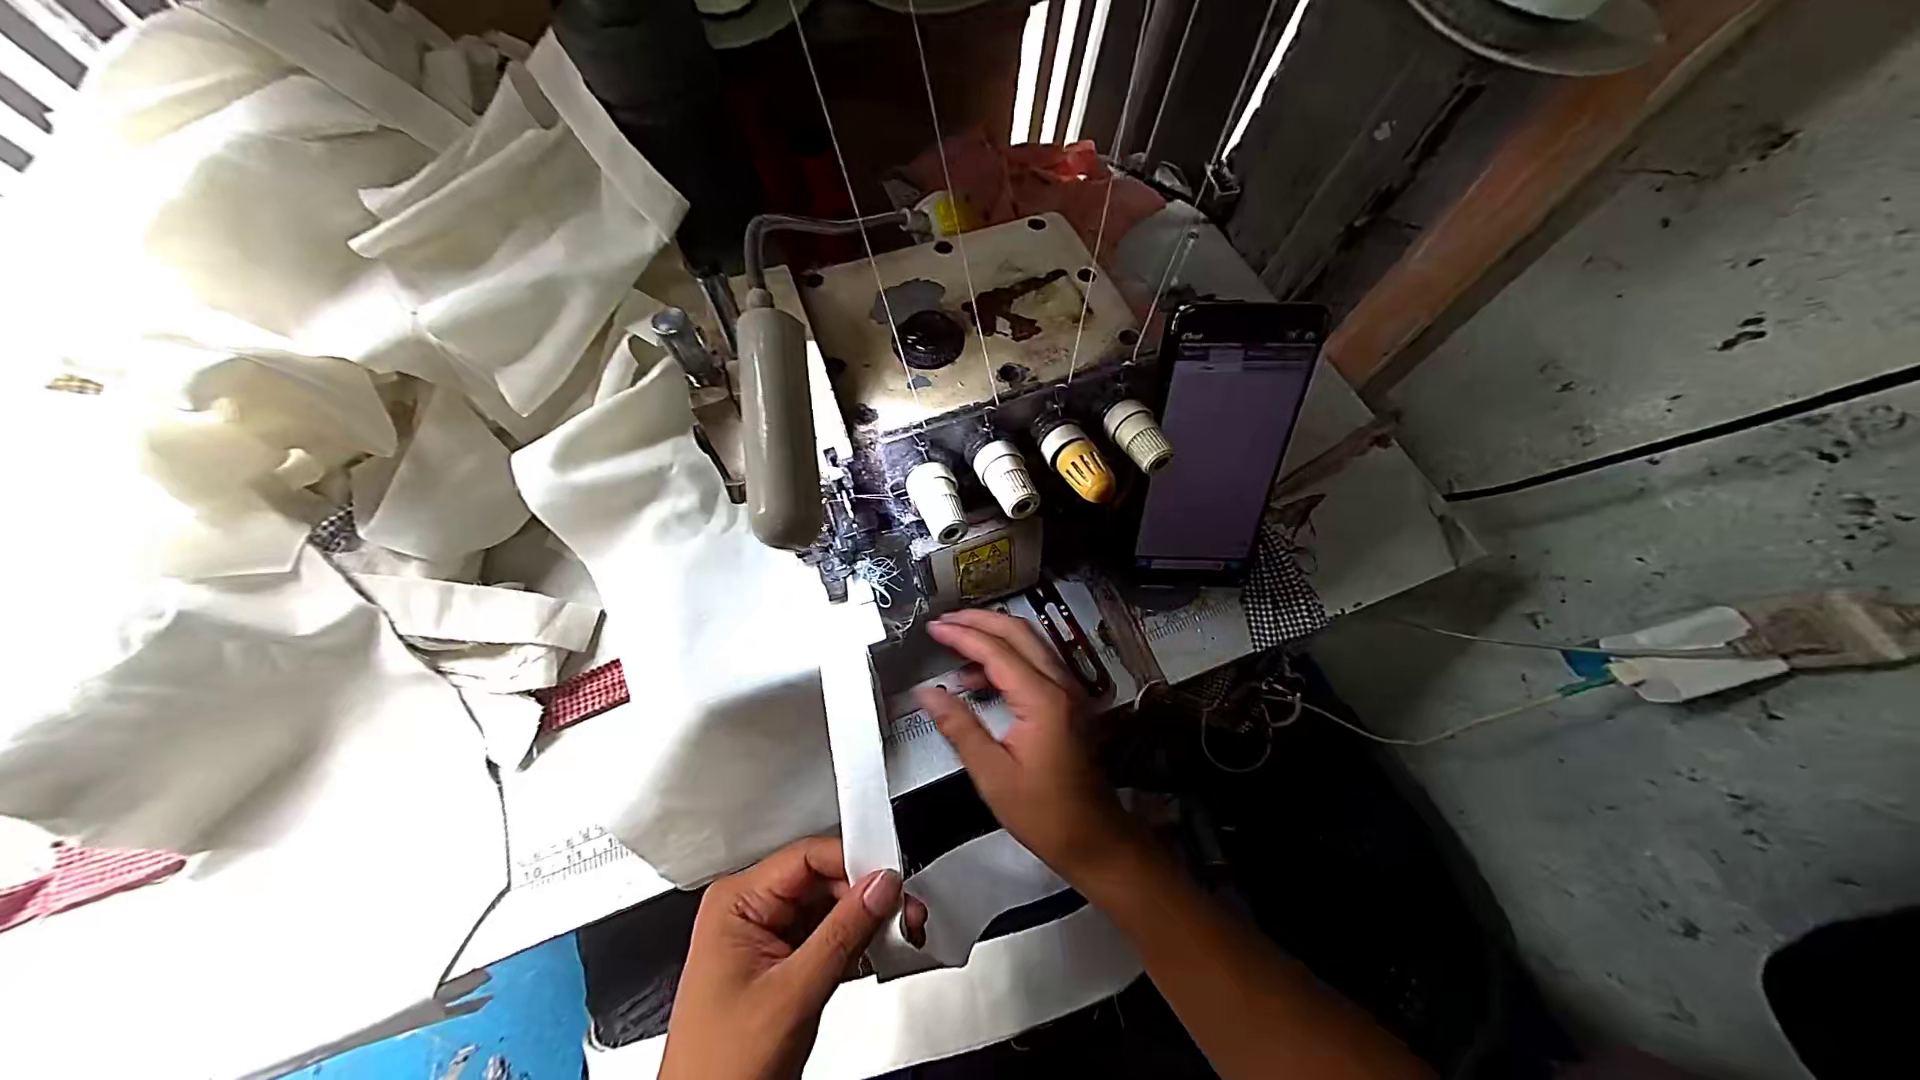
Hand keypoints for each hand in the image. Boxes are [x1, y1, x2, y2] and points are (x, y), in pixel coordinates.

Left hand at [660, 836, 926, 1079]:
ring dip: (866, 922)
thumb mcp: (792, 994)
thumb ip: (843, 933)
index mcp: (736, 901)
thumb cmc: (718, 1069)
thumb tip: (880, 886)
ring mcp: (766, 935)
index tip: (891, 881)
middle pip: (824, 879)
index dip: (853, 864)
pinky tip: (877, 953)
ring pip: (830, 907)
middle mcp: (749, 910)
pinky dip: (856, 943)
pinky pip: (828, 934)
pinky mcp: (782, 960)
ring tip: (897, 936)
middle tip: (903, 913)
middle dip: (866, 897)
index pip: (808, 857)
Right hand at [916, 609, 1142, 882]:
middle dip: (979, 620)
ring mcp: (1069, 692)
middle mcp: (1061, 687)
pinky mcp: (1069, 702)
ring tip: (957, 644)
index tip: (934, 628)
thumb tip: (928, 695)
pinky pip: (1036, 663)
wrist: (1094, 837)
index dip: (962, 635)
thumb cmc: (1046, 813)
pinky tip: (981, 676)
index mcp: (1042, 700)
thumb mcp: (992, 774)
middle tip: (945, 622)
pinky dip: (1007, 657)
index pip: (996, 651)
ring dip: (994, 635)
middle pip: (1019, 632)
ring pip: (1030, 643)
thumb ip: (959, 727)